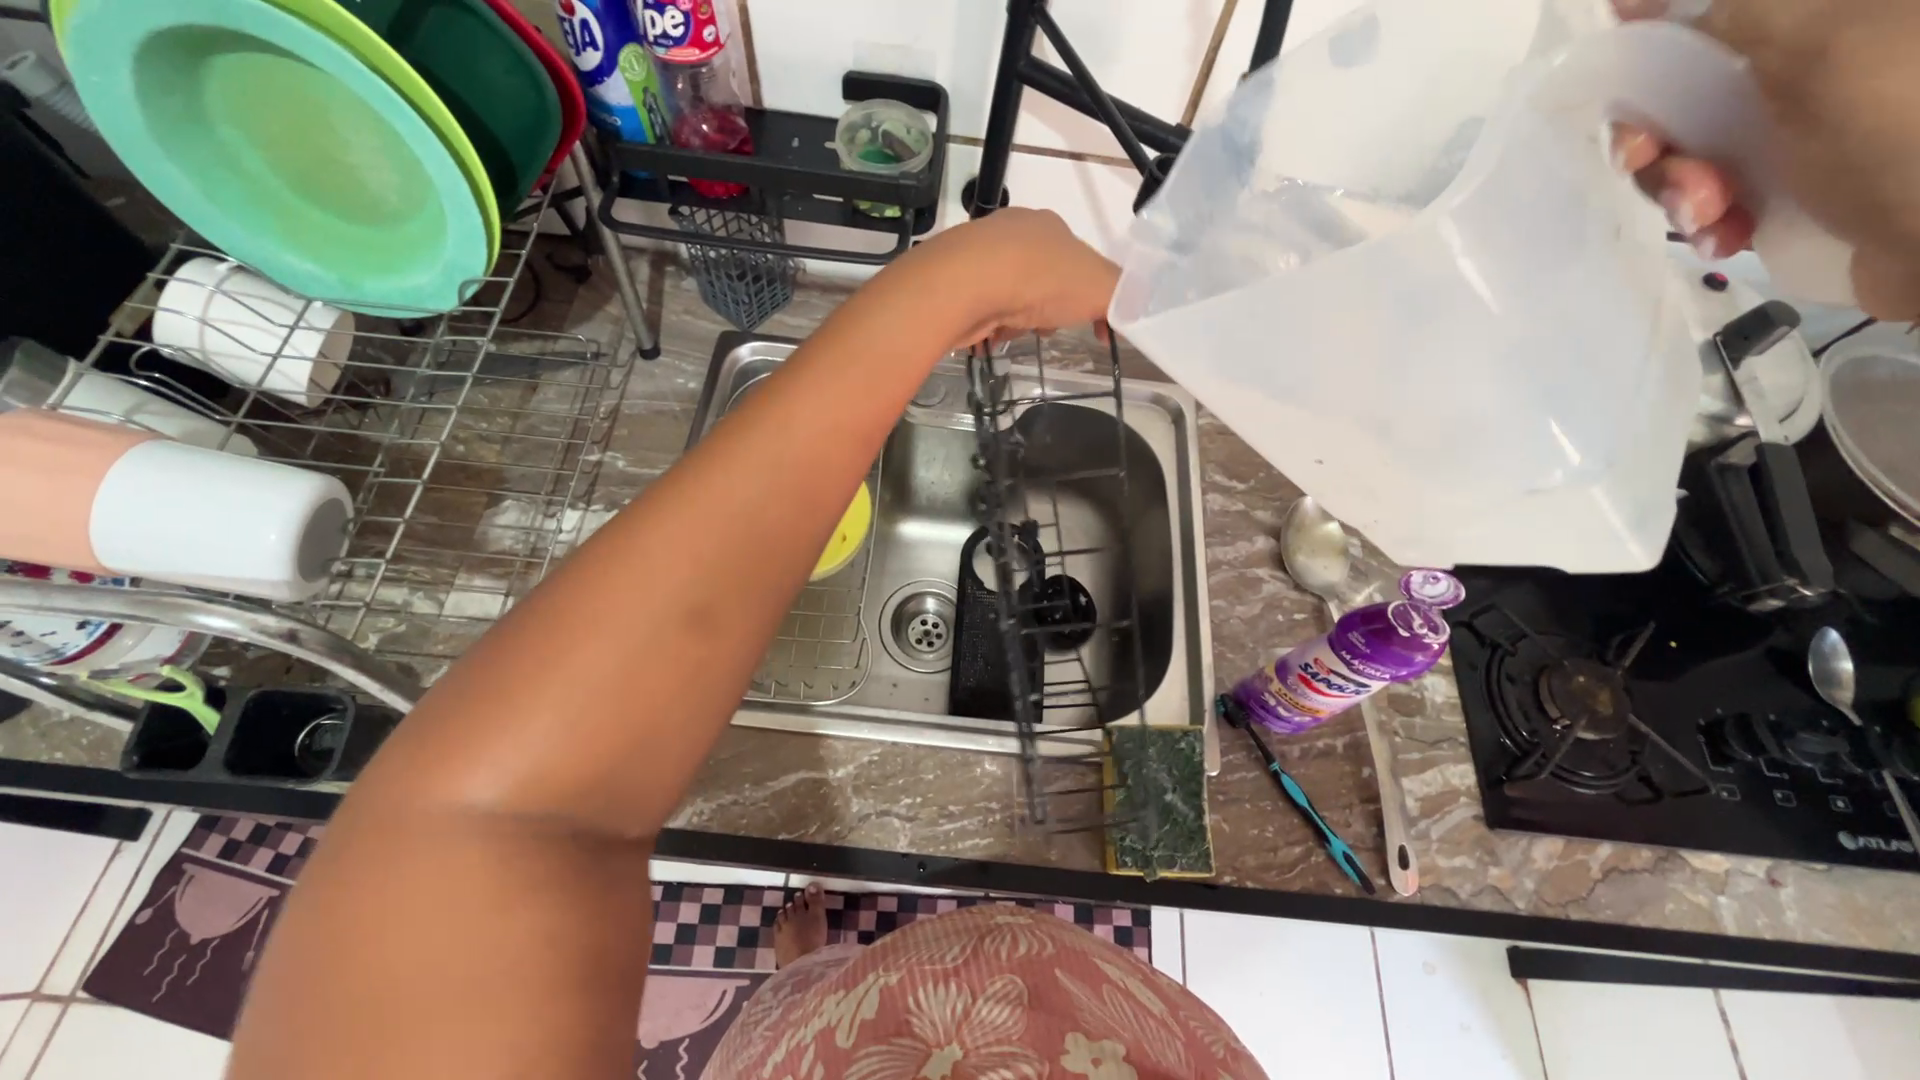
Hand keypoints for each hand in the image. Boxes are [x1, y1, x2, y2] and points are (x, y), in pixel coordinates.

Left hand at [901, 208, 1121, 350]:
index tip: (1096, 328)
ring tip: (1020, 331)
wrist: (967, 284)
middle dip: (1052, 310)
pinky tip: (993, 333)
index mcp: (1050, 226)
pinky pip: (985, 310)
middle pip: (1045, 282)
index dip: (1092, 296)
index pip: (1080, 261)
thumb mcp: (1100, 287)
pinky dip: (993, 326)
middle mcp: (1014, 233)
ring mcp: (981, 256)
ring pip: (1013, 297)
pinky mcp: (956, 282)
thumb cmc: (1040, 279)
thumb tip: (1137, 308)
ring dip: (1022, 321)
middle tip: (1053, 328)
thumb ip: (1123, 296)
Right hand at [1610, 0, 1919, 317]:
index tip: (1627, 73)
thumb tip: (1639, 2)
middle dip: (1660, 132)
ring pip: (1698, 143)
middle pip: (1694, 81)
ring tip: (1710, 214)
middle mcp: (1826, 54)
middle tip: (1652, 159)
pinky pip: (1723, 190)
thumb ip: (1730, 15)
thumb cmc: (1909, 127)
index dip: (1661, 36)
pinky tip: (1725, 236)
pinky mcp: (1807, 179)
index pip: (1718, 9)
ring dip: (1680, 186)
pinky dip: (1709, 219)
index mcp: (1837, 14)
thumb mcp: (1817, 46)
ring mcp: (1814, 121)